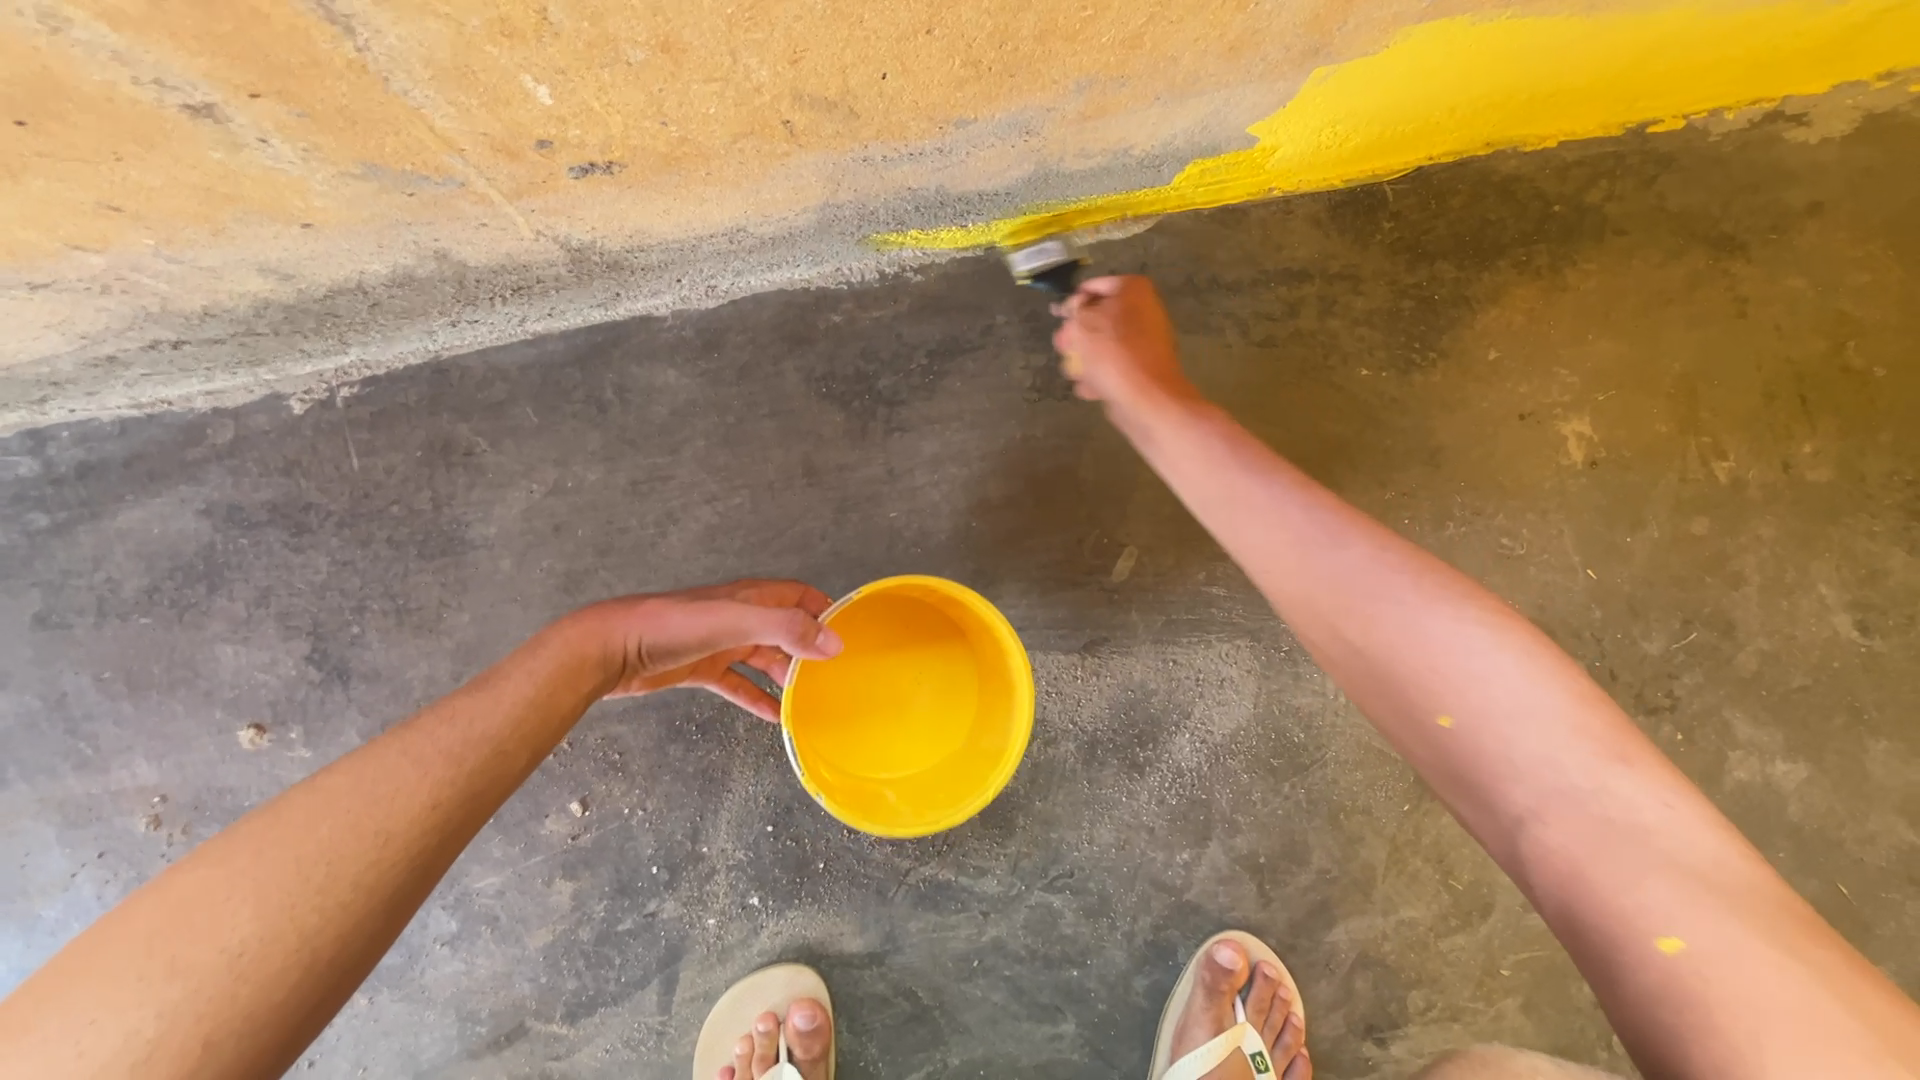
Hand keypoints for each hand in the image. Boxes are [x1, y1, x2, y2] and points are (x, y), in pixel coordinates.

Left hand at [566, 579, 842, 722]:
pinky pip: (738, 684)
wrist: (611, 648)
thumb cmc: (674, 627)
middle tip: (836, 678)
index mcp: (751, 598)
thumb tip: (834, 645)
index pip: (800, 597)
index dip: (825, 612)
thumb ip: (785, 628)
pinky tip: (774, 718)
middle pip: (786, 631)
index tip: (851, 637)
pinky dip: (756, 698)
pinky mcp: (701, 668)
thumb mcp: (735, 622)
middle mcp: (740, 617)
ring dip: (787, 677)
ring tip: (812, 701)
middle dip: (810, 650)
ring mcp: (720, 643)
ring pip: (764, 659)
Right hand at [1052, 275, 1198, 407]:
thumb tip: (1073, 307)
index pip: (1093, 286)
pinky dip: (1100, 377)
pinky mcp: (1141, 369)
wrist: (1145, 396)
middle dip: (1077, 336)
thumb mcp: (1082, 321)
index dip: (1072, 302)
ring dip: (1084, 360)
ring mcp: (1144, 342)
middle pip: (1097, 319)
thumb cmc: (1113, 351)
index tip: (1059, 318)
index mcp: (1132, 289)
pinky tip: (1090, 388)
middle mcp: (1142, 311)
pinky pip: (1113, 367)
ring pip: (1102, 346)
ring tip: (1077, 373)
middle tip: (1063, 348)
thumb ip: (1073, 309)